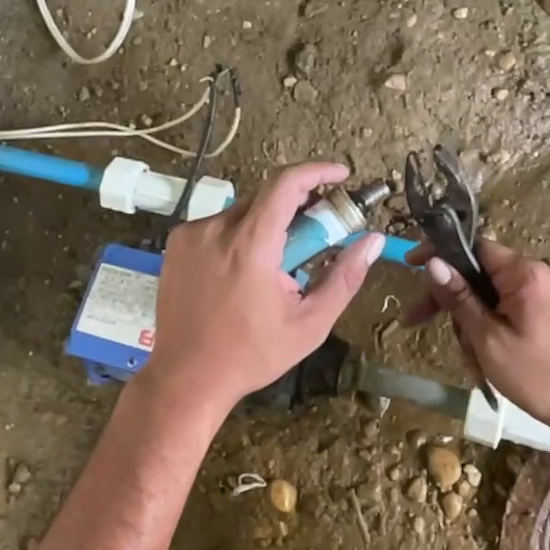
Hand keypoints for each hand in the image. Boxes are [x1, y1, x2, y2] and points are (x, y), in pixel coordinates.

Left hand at [143, 161, 384, 409]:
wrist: (186, 378)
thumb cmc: (251, 355)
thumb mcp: (309, 324)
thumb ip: (345, 277)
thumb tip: (372, 241)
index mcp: (250, 246)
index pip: (286, 183)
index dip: (317, 171)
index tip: (340, 176)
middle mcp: (216, 229)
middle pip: (266, 197)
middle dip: (297, 207)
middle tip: (316, 234)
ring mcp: (191, 234)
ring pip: (242, 211)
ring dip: (266, 224)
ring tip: (275, 266)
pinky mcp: (176, 243)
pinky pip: (217, 225)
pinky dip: (238, 236)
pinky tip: (242, 271)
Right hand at [410, 240, 549, 439]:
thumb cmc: (538, 377)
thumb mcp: (489, 339)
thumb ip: (460, 298)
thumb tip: (433, 263)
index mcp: (525, 273)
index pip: (474, 245)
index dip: (440, 253)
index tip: (411, 265)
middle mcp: (537, 273)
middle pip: (479, 272)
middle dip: (451, 299)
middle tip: (417, 321)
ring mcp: (544, 292)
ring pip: (490, 294)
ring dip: (470, 321)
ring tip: (470, 359)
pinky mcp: (547, 310)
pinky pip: (507, 306)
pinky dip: (489, 326)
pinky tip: (484, 357)